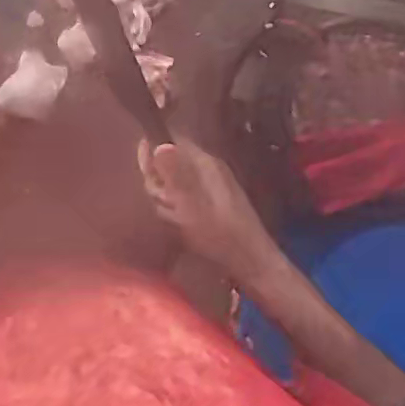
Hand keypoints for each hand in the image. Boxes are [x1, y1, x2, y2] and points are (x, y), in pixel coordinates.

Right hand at [137, 138, 279, 285]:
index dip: (152, 157)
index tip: (151, 180)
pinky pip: (181, 196)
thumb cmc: (221, 236)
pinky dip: (176, 210)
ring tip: (177, 220)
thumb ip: (174, 176)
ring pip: (170, 182)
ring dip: (166, 201)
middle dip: (158, 184)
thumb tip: (157, 144)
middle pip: (166, 163)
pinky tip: (182, 225)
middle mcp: (206, 167)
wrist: (253, 264)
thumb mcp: (192, 206)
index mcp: (203, 162)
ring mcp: (209, 183)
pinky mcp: (209, 200)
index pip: (167, 141)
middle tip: (168, 206)